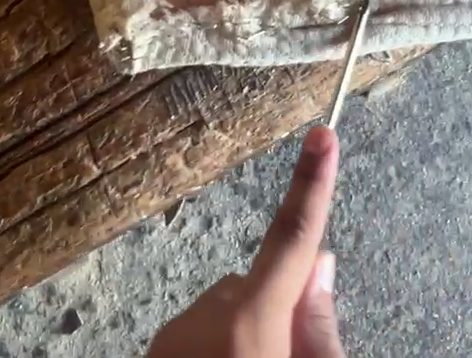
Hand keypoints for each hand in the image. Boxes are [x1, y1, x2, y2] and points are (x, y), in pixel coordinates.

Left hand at [146, 126, 343, 357]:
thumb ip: (320, 330)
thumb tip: (319, 264)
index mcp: (248, 325)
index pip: (292, 238)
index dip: (312, 185)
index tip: (322, 135)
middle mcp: (200, 320)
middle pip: (254, 288)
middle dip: (273, 313)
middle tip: (285, 355)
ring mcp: (168, 338)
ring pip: (224, 312)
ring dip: (240, 339)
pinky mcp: (150, 352)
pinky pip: (194, 335)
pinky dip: (212, 351)